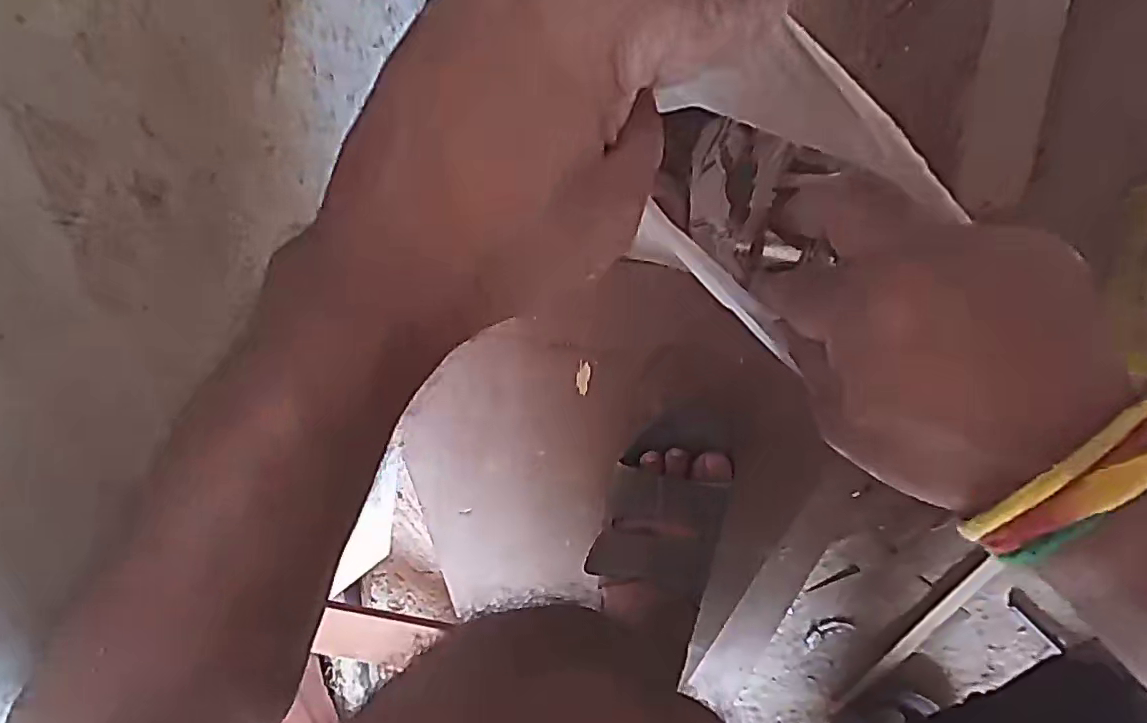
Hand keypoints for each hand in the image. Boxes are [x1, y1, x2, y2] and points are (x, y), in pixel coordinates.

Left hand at [301, 0, 776, 359]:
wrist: (382, 271)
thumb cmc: (499, 254)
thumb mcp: (608, 216)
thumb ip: (641, 142)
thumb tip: (628, 106)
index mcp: (592, 16)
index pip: (694, 10)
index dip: (736, 24)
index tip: (764, 26)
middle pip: (624, 0)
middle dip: (670, 24)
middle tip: (695, 48)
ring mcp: (471, 0)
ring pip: (569, 6)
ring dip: (609, 29)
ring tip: (633, 65)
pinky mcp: (432, 30)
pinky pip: (518, 16)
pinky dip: (556, 33)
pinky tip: (561, 73)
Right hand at [751, 172, 1137, 512]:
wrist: (1063, 452)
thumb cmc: (932, 450)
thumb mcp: (842, 422)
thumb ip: (814, 364)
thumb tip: (802, 329)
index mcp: (863, 304)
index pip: (792, 282)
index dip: (767, 286)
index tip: (757, 287)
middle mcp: (918, 254)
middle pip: (848, 199)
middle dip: (805, 204)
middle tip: (785, 216)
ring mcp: (981, 242)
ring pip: (910, 226)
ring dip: (878, 248)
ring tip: (875, 285)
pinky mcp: (1032, 249)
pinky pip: (964, 251)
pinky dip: (939, 274)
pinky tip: (945, 313)